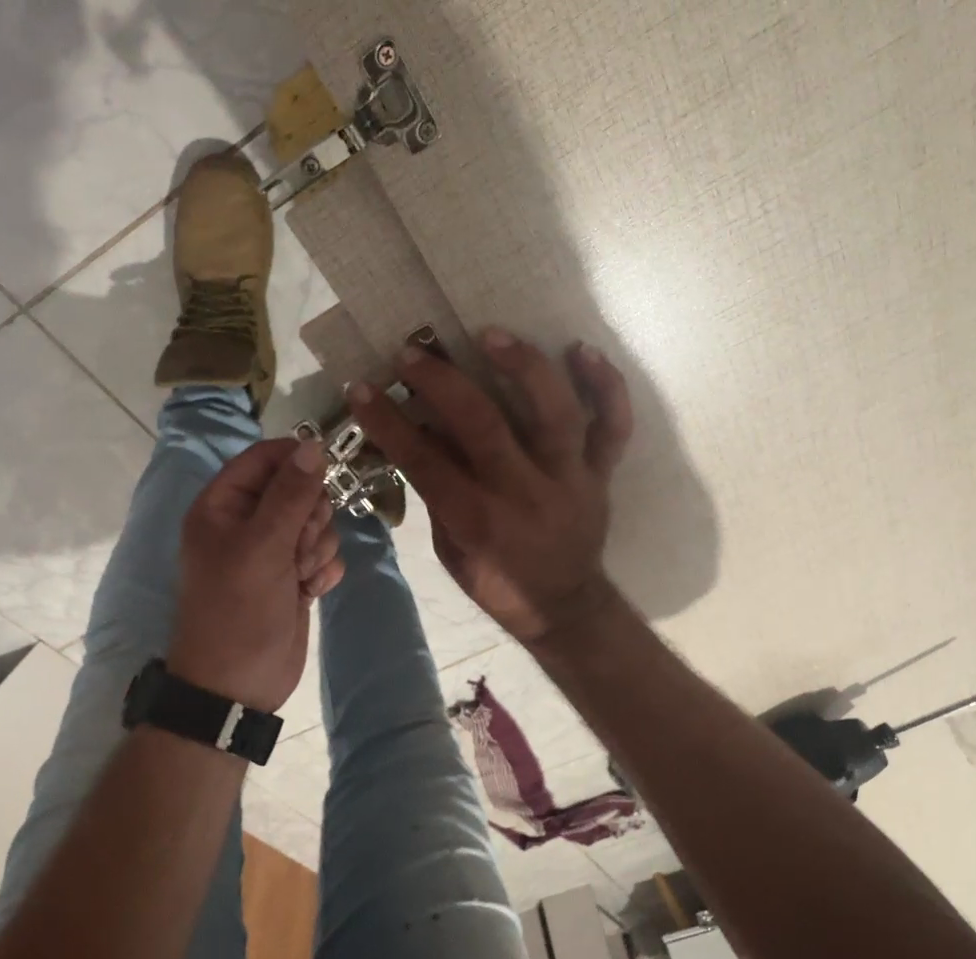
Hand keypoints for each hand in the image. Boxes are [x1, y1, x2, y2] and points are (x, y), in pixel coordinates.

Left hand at [167, 439, 344, 711]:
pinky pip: (324, 554)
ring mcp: (273, 552)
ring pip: (317, 523)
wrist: (236, 686)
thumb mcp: (261, 548)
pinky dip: (323, 570)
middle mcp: (247, 523)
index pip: (264, 458)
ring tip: (300, 574)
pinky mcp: (294, 578)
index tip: (327, 471)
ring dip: (318, 546)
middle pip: (298, 489)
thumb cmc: (237, 612)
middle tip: (299, 544)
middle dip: (310, 515)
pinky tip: (311, 591)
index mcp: (223, 506)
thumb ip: (290, 495)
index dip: (296, 460)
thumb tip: (313, 445)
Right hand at [346, 327, 633, 642]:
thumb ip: (436, 491)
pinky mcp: (601, 474)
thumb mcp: (451, 549)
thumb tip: (418, 430)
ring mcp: (570, 480)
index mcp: (479, 521)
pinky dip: (607, 387)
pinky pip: (613, 427)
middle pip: (484, 427)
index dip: (388, 423)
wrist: (563, 607)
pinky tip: (584, 349)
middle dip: (443, 384)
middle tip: (412, 352)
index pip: (424, 462)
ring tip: (492, 334)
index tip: (361, 388)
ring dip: (524, 369)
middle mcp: (525, 495)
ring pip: (555, 415)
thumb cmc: (497, 581)